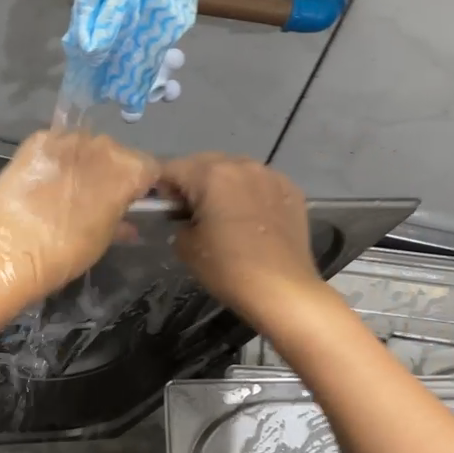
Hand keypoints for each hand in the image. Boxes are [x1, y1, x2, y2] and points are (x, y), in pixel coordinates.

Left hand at [0, 130, 157, 301]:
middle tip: (91, 199)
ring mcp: (67, 139)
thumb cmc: (67, 252)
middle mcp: (103, 145)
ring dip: (79, 163)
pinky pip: (53, 144)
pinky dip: (51, 158)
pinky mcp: (35, 140)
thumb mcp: (104, 239)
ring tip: (61, 190)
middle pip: (114, 153)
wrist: (14, 249)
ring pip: (83, 146)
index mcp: (129, 169)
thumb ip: (121, 220)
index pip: (148, 169)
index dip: (140, 186)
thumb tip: (127, 221)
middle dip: (108, 172)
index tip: (128, 201)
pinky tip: (41, 180)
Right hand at [159, 154, 323, 324]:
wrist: (281, 289)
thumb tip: (186, 218)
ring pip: (234, 169)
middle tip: (193, 213)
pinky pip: (259, 182)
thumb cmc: (227, 268)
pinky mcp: (291, 190)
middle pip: (204, 163)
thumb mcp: (186, 247)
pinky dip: (248, 193)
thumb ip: (178, 222)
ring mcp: (270, 175)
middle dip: (193, 182)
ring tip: (224, 215)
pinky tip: (250, 219)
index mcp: (211, 176)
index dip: (162, 189)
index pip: (172, 169)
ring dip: (222, 185)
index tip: (166, 212)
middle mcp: (242, 165)